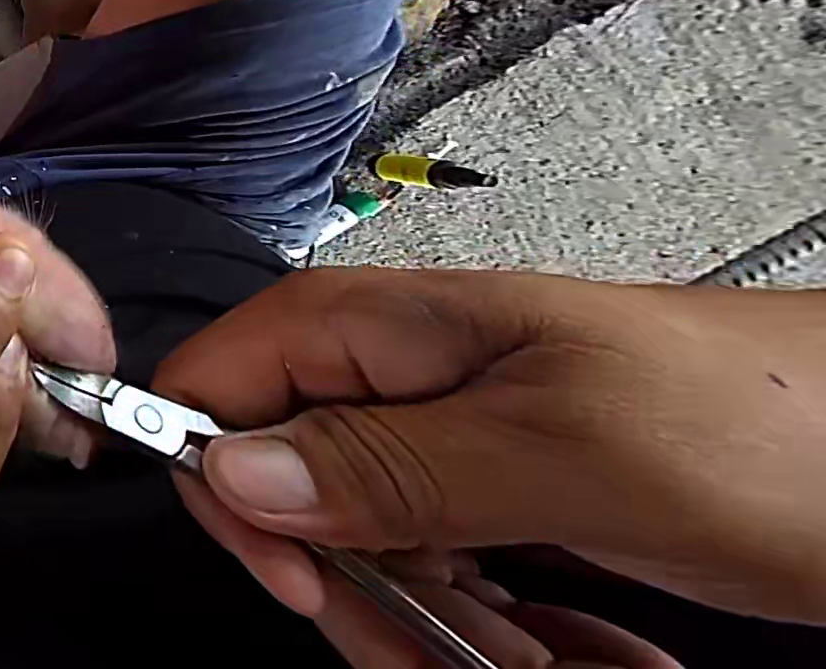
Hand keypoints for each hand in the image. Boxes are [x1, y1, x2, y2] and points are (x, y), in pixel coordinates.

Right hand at [149, 268, 825, 652]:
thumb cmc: (759, 419)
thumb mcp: (570, 453)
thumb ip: (387, 462)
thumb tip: (231, 473)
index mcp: (339, 325)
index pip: (200, 394)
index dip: (226, 488)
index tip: (308, 581)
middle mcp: (345, 366)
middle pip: (263, 479)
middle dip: (342, 580)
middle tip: (447, 653)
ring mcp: (393, 419)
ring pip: (333, 533)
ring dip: (423, 617)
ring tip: (545, 660)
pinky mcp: (439, 469)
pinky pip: (402, 552)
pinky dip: (470, 620)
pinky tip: (563, 641)